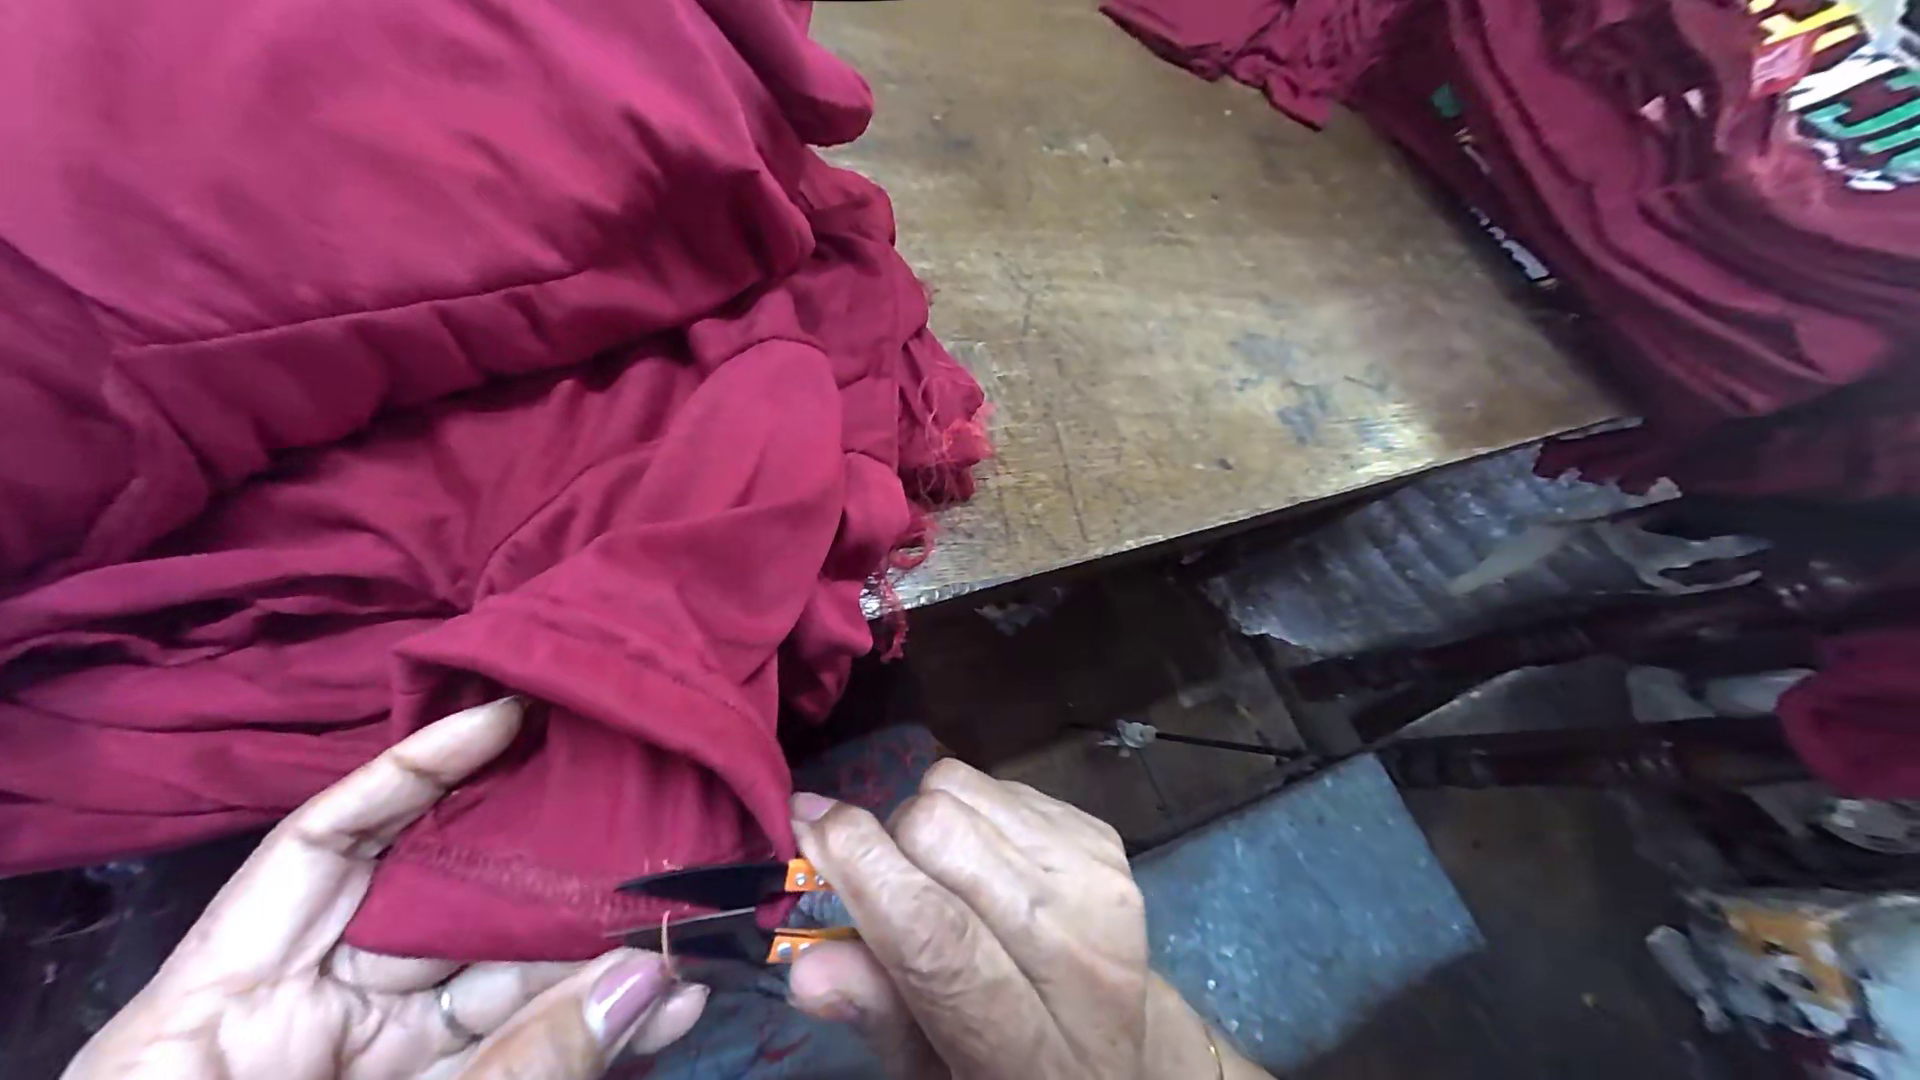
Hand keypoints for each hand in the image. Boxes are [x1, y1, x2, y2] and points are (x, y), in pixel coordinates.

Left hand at [63, 697, 708, 1079]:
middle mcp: (308, 1016)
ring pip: (509, 974)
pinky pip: (528, 1038)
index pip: (326, 844)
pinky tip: (671, 1004)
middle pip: (449, 900)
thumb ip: (513, 1071)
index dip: (419, 765)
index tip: (516, 712)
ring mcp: (379, 1059)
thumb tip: (653, 977)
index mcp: (221, 1013)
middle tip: (645, 816)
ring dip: (603, 960)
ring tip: (688, 927)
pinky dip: (597, 1024)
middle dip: (557, 867)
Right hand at [784, 759, 1247, 1079]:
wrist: (1126, 1038)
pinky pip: (996, 780)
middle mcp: (1079, 951)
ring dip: (930, 815)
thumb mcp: (933, 1069)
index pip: (937, 940)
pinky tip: (988, 854)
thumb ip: (877, 1013)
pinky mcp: (1102, 835)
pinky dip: (971, 806)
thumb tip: (807, 963)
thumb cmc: (1009, 1061)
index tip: (806, 823)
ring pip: (962, 786)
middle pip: (943, 832)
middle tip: (893, 871)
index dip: (863, 870)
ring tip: (945, 866)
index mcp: (1030, 1048)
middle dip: (892, 837)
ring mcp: (1098, 879)